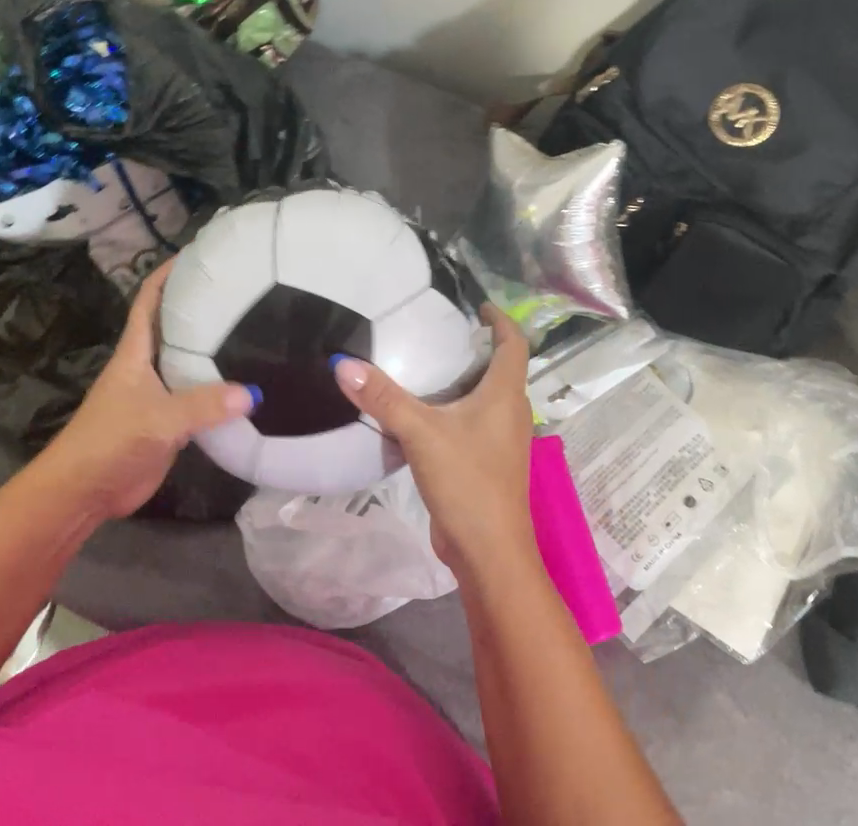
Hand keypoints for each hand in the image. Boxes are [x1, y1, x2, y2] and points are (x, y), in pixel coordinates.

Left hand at [40, 259, 256, 518]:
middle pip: (175, 328)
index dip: (168, 275)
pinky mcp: (169, 423)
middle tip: (243, 292)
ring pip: (190, 363)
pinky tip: (249, 386)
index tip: (197, 255)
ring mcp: (158, 396)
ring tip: (255, 331)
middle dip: (202, 308)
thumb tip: (253, 393)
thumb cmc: (111, 442)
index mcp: (135, 353)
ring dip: (215, 349)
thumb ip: (203, 405)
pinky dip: (221, 389)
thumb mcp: (158, 419)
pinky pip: (200, 398)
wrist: (86, 490)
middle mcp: (147, 368)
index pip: (149, 302)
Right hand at [334, 305, 535, 577]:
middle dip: (480, 350)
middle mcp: (511, 413)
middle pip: (503, 370)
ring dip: (467, 382)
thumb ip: (384, 398)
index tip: (481, 307)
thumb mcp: (420, 433)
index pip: (514, 345)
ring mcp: (503, 441)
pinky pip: (475, 424)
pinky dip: (456, 411)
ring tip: (430, 368)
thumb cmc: (467, 481)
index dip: (501, 321)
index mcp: (506, 396)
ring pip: (488, 399)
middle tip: (443, 334)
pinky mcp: (489, 464)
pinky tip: (425, 416)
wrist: (489, 550)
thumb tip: (343, 363)